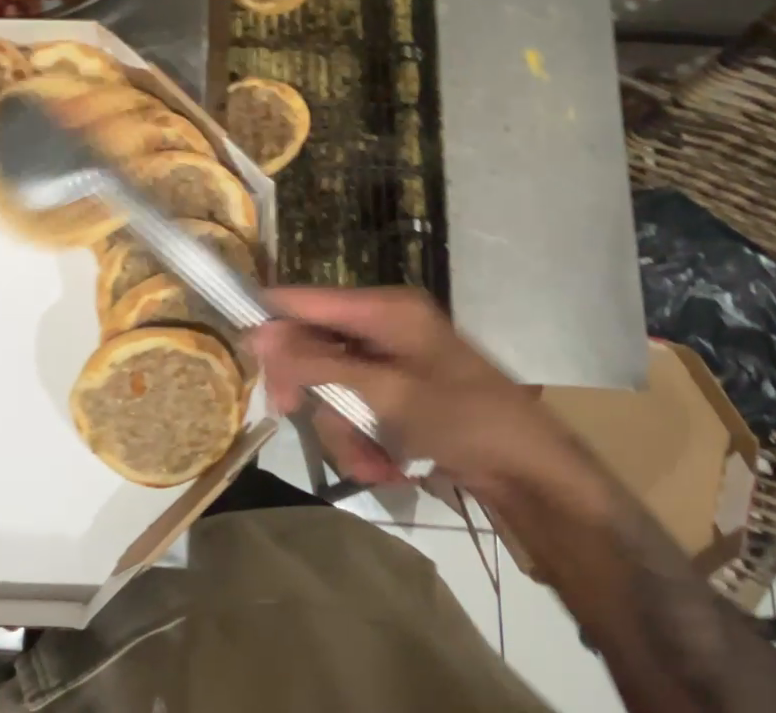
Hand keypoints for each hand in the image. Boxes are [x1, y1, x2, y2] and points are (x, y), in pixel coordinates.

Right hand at [248, 286, 573, 490]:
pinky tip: (389, 466)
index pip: (308, 300)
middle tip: (290, 413)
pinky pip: (359, 413)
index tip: (243, 352)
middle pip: (315, 350)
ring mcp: (394, 365)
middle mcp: (386, 329)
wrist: (531, 475)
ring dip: (345, 432)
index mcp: (386, 311)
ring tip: (373, 463)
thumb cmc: (463, 420)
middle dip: (314, 394)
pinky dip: (366, 444)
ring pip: (334, 391)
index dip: (272, 320)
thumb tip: (259, 334)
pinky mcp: (401, 398)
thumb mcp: (384, 392)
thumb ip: (318, 363)